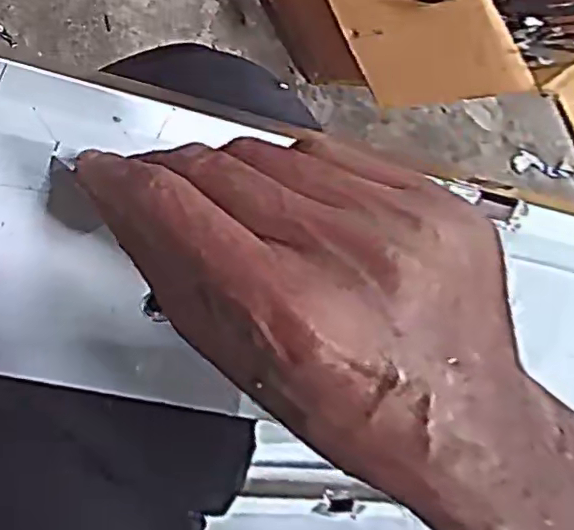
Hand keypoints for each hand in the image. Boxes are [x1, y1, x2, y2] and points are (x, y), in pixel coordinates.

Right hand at [74, 132, 573, 529]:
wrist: (470, 425)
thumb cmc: (356, 409)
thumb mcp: (233, 357)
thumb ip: (165, 266)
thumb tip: (122, 202)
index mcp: (293, 310)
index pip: (174, 202)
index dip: (123, 176)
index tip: (104, 167)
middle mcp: (349, 256)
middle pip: (213, 165)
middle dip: (172, 170)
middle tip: (163, 185)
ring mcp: (398, 220)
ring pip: (260, 148)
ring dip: (231, 170)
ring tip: (247, 214)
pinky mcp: (428, 197)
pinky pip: (318, 148)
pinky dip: (289, 167)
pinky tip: (299, 205)